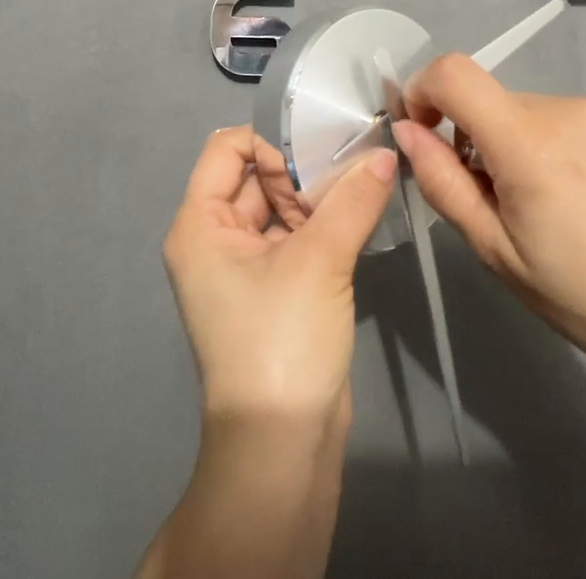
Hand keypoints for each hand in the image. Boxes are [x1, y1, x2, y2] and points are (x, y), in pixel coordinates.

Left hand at [162, 125, 397, 420]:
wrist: (281, 443)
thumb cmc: (281, 340)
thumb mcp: (318, 262)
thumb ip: (352, 201)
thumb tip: (385, 153)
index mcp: (199, 225)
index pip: (226, 149)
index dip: (271, 142)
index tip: (323, 152)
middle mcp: (214, 241)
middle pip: (255, 178)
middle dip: (303, 169)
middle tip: (356, 169)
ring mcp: (243, 269)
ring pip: (280, 210)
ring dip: (319, 199)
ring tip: (366, 191)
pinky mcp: (273, 293)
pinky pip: (294, 242)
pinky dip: (324, 228)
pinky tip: (362, 220)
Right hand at [392, 54, 585, 382]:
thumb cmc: (582, 297)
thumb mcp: (494, 250)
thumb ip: (441, 182)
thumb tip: (406, 129)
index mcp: (530, 144)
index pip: (454, 73)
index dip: (422, 90)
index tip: (424, 133)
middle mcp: (570, 110)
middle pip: (492, 100)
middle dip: (475, 138)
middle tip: (496, 201)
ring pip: (530, 110)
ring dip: (517, 143)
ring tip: (548, 204)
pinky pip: (568, 117)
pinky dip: (554, 143)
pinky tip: (584, 195)